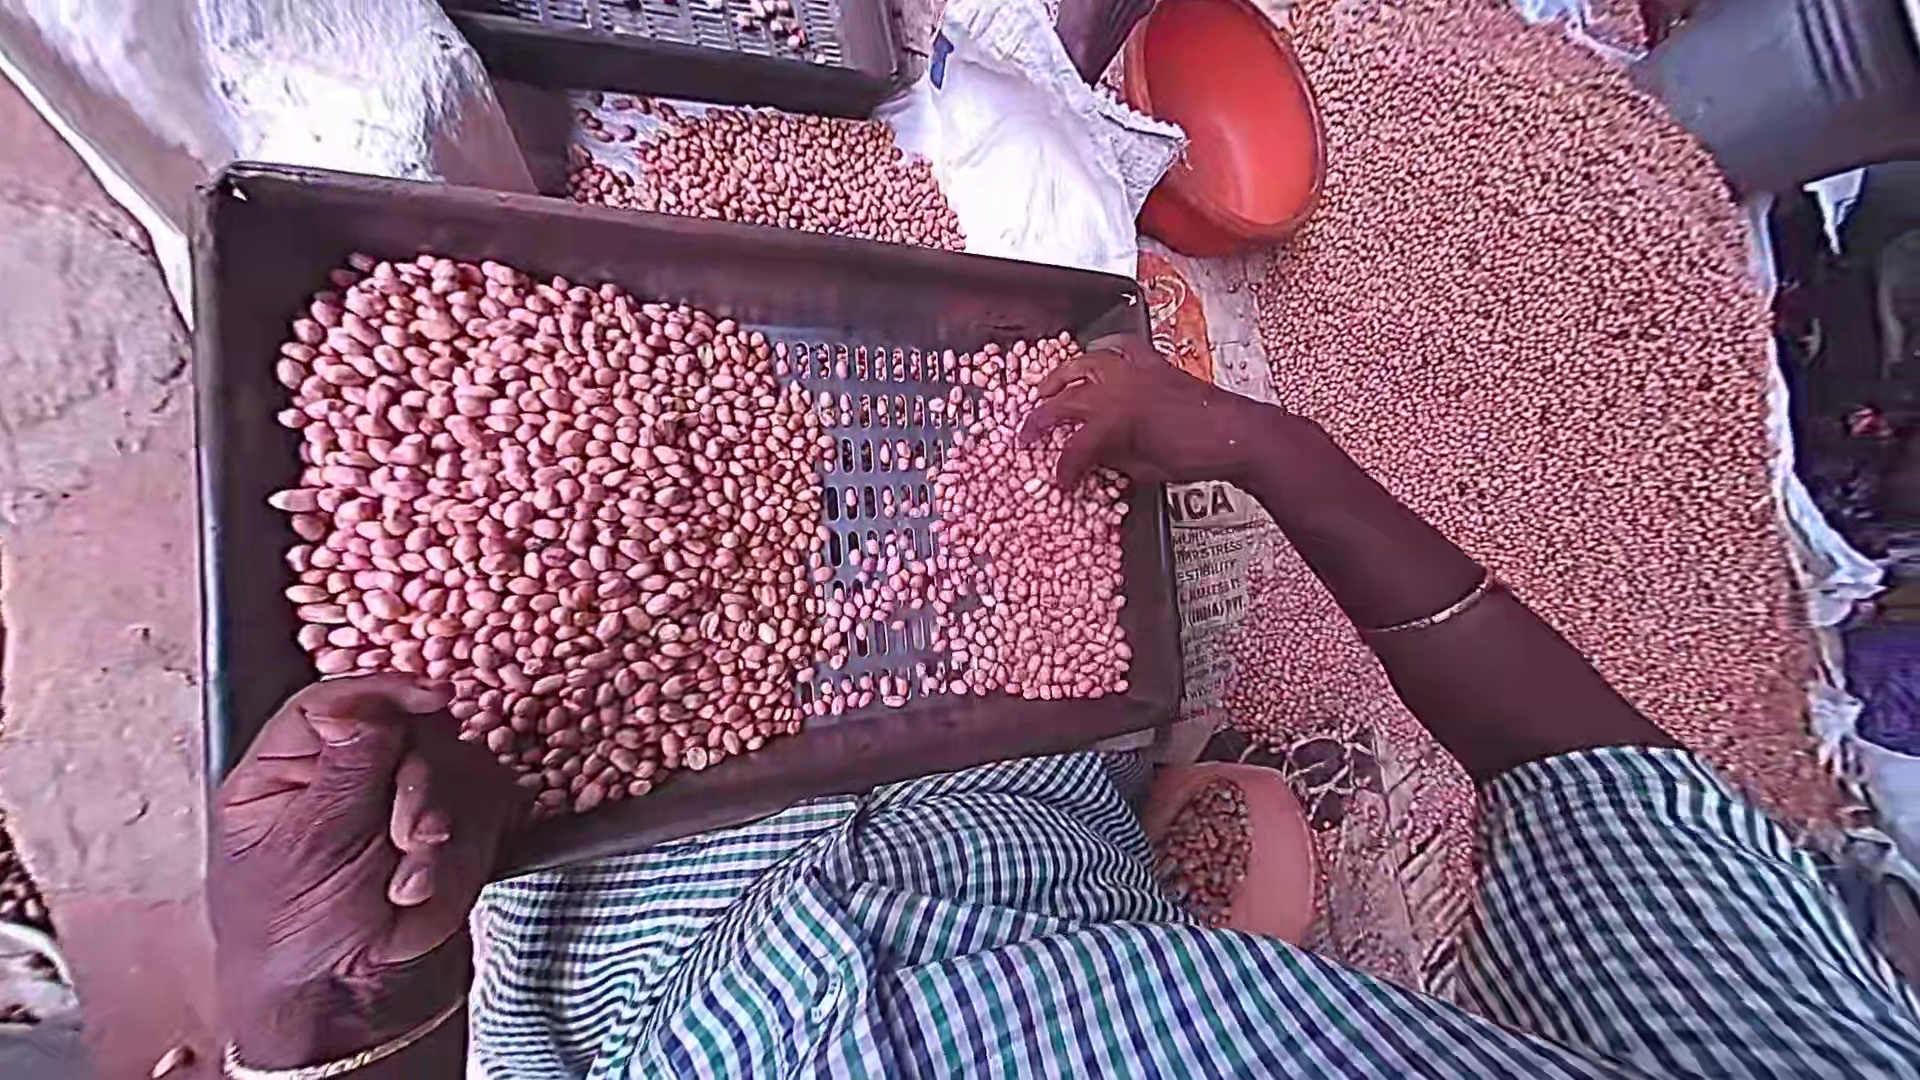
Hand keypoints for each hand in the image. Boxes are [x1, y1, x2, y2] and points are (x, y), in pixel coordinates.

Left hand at [208, 674, 528, 1067]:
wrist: (357, 984)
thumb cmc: (298, 924)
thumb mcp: (308, 847)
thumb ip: (344, 770)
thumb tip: (357, 706)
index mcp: (294, 770)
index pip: (335, 703)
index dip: (384, 693)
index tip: (433, 699)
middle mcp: (359, 766)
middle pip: (408, 728)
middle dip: (417, 782)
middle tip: (408, 832)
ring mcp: (417, 782)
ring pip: (451, 759)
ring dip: (435, 815)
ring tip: (410, 868)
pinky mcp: (464, 805)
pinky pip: (481, 795)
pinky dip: (458, 837)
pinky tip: (424, 876)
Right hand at [1017, 332, 1282, 488]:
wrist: (1236, 434)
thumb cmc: (1194, 458)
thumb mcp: (1145, 470)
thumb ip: (1111, 460)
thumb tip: (1090, 458)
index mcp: (1115, 421)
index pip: (1074, 448)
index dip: (1063, 469)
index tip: (1060, 482)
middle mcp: (1118, 389)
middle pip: (1065, 401)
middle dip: (1040, 421)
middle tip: (1026, 435)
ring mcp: (1134, 371)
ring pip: (1084, 364)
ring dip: (1059, 377)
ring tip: (1045, 389)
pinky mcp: (1151, 363)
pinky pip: (1121, 348)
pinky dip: (1104, 351)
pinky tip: (1096, 356)